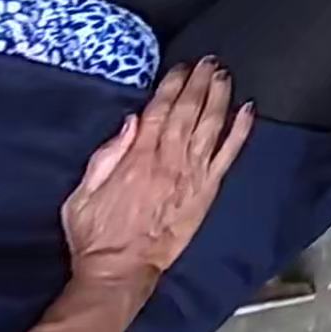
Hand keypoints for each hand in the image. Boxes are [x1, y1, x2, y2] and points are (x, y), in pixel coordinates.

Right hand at [60, 61, 254, 283]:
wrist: (121, 270)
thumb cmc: (97, 234)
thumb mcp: (81, 196)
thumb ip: (105, 155)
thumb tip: (130, 120)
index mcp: (138, 158)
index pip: (159, 110)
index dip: (173, 85)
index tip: (181, 67)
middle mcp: (170, 158)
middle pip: (189, 110)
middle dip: (199, 81)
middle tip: (209, 60)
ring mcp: (194, 170)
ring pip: (211, 123)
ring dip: (220, 95)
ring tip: (224, 74)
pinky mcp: (210, 185)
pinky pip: (230, 151)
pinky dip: (241, 128)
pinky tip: (249, 107)